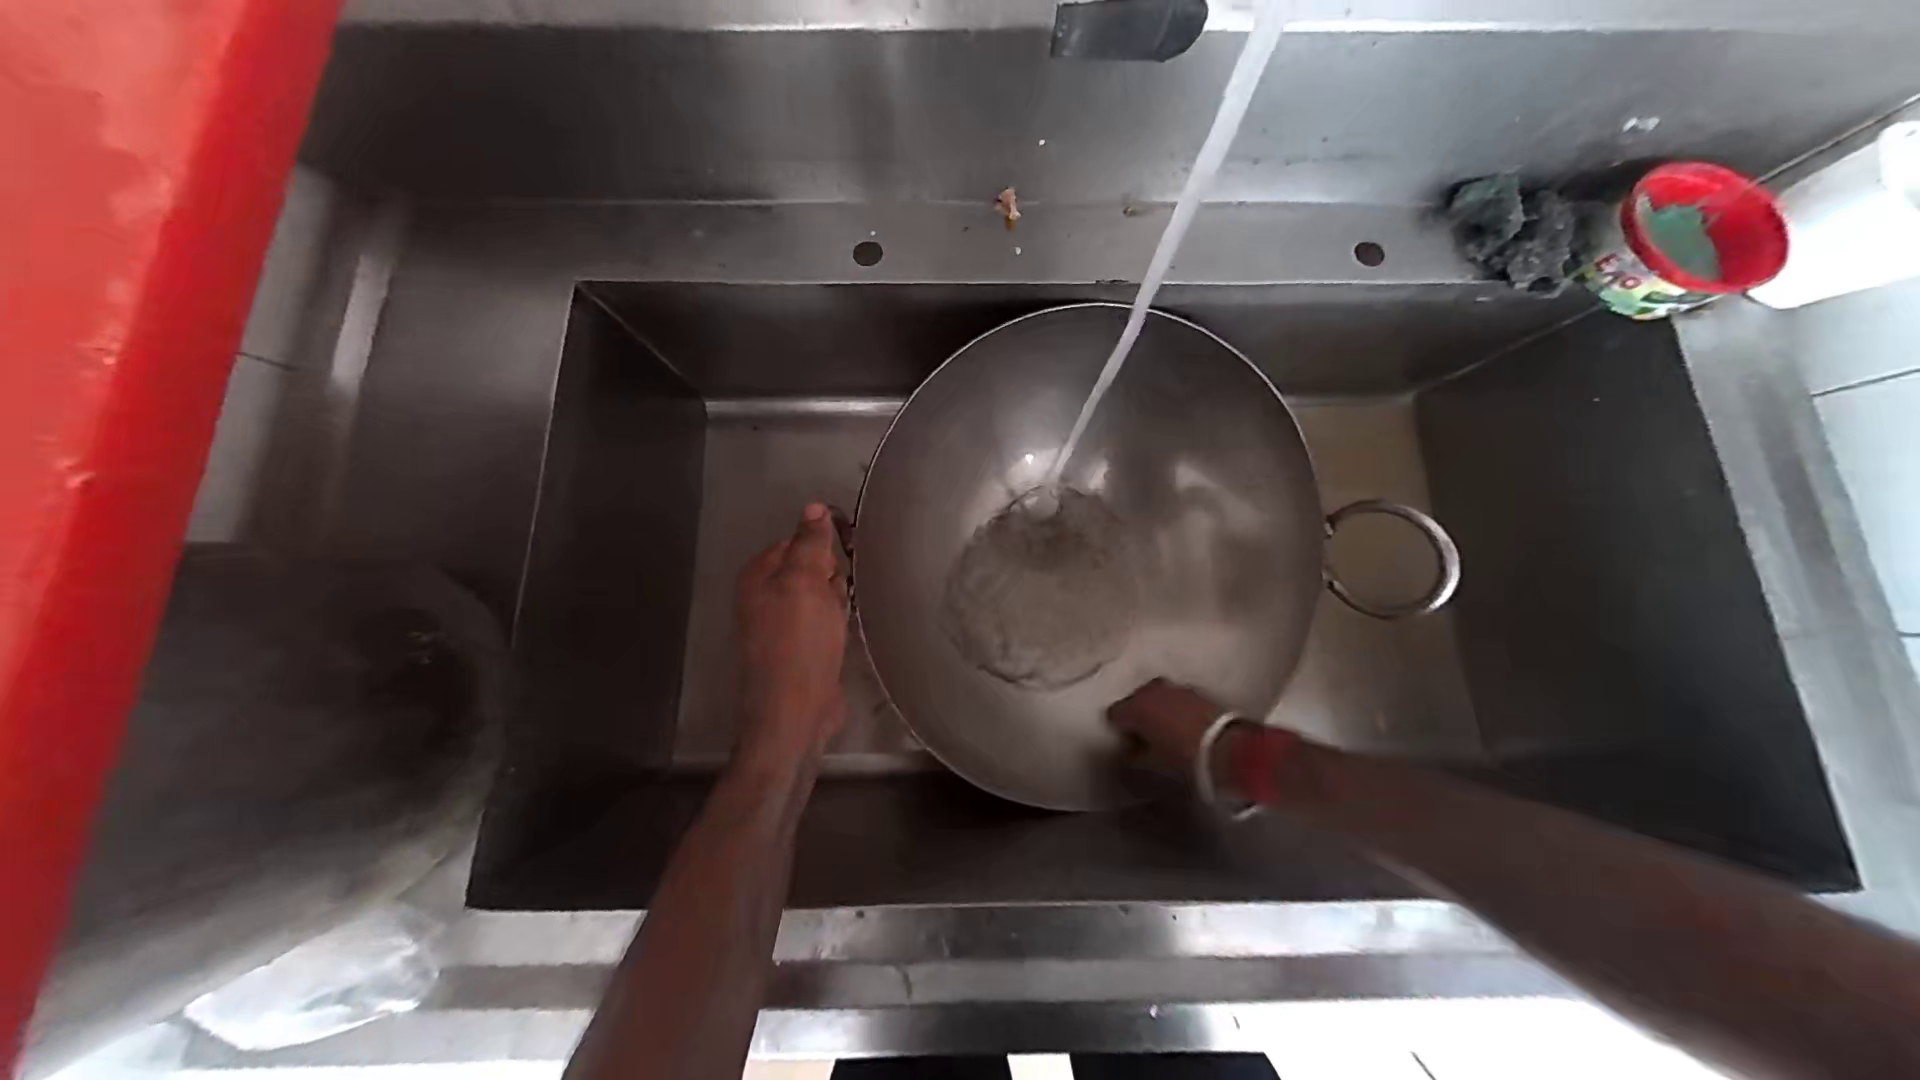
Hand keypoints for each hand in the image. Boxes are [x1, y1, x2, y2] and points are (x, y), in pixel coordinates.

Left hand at [735, 503, 848, 759]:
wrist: (795, 713)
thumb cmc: (799, 643)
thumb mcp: (805, 583)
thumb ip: (809, 543)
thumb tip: (813, 506)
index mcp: (758, 576)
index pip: (797, 541)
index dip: (823, 548)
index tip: (841, 561)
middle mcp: (763, 597)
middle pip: (811, 569)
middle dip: (831, 579)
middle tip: (836, 599)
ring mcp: (780, 626)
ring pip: (821, 596)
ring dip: (836, 603)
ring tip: (840, 622)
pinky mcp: (798, 649)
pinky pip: (823, 622)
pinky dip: (835, 625)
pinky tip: (841, 636)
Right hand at [1106, 677, 1228, 775]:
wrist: (1228, 748)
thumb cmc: (1181, 758)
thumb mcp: (1150, 765)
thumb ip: (1132, 756)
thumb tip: (1128, 752)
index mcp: (1134, 706)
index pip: (1113, 714)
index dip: (1118, 730)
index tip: (1127, 744)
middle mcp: (1151, 690)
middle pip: (1135, 700)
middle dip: (1138, 715)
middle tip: (1145, 736)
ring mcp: (1176, 688)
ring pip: (1157, 696)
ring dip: (1158, 709)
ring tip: (1166, 730)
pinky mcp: (1198, 692)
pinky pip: (1177, 699)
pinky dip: (1176, 709)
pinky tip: (1184, 726)